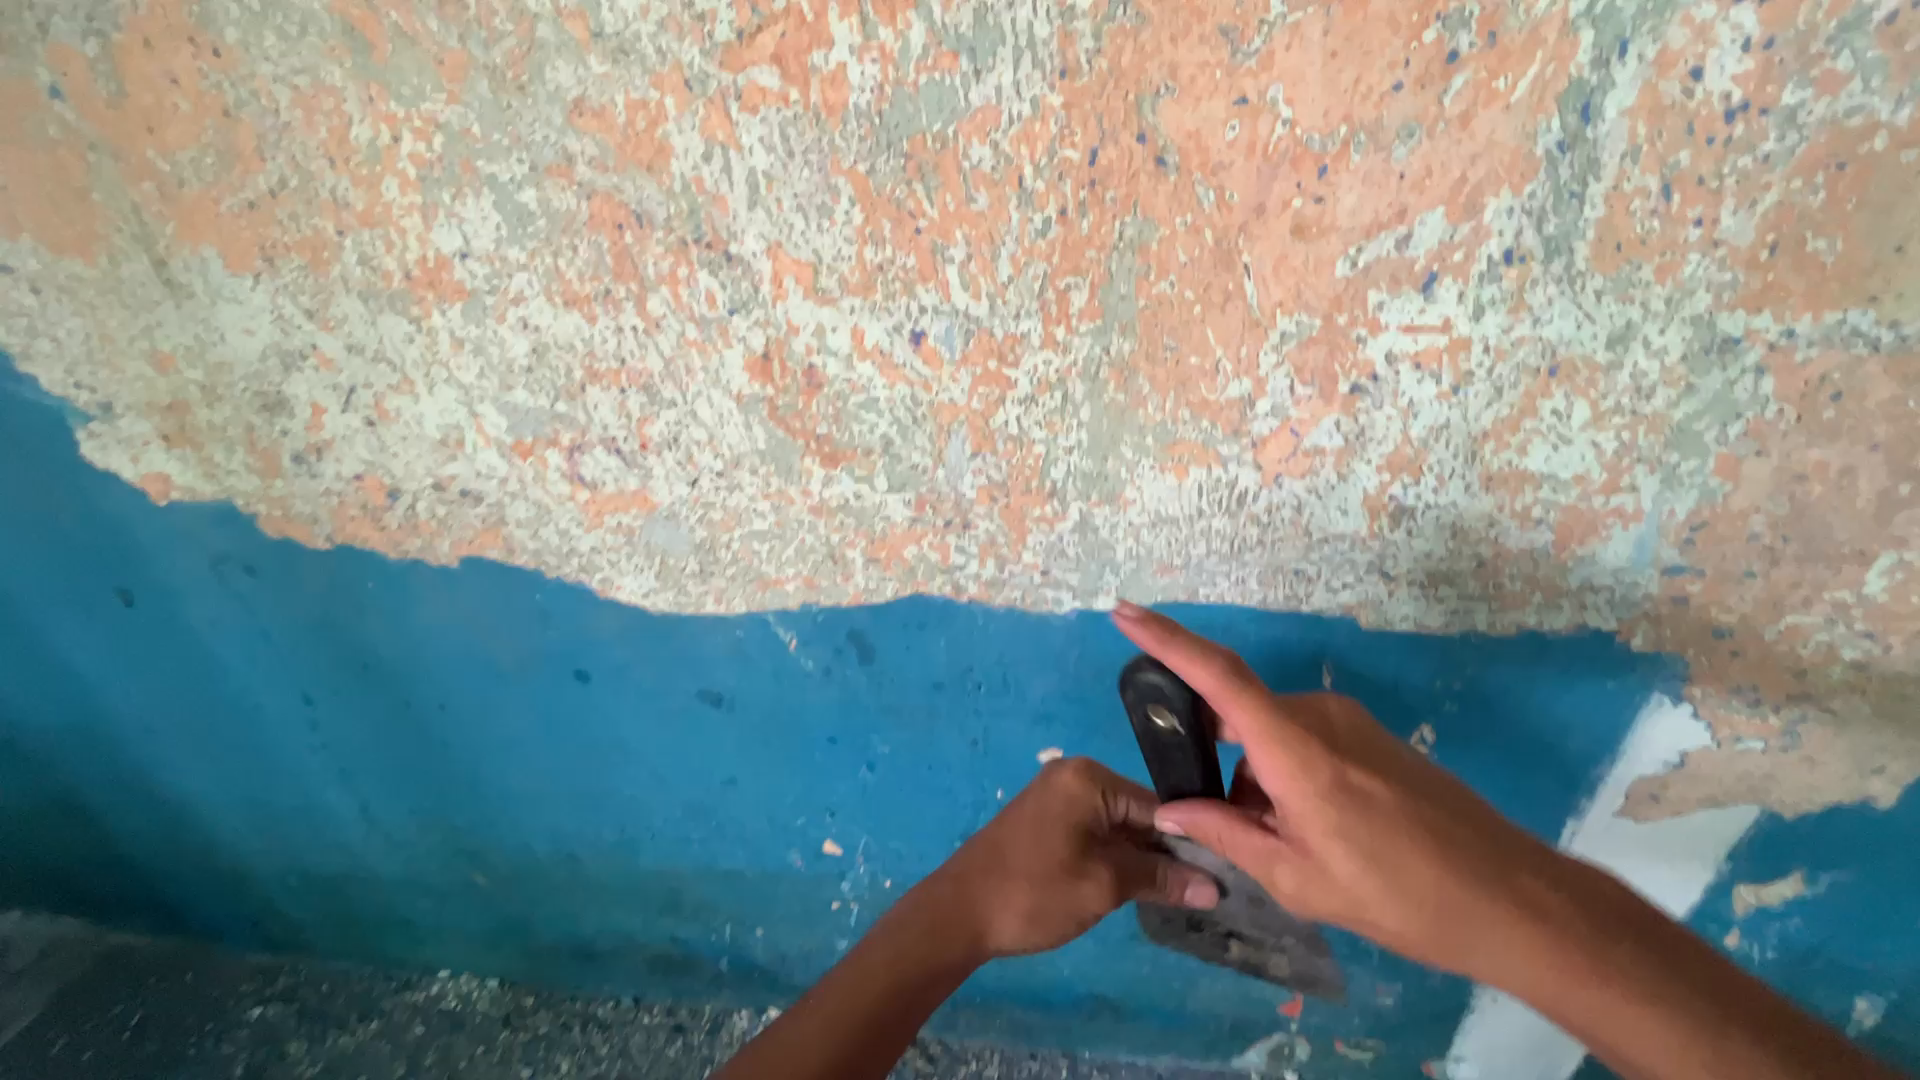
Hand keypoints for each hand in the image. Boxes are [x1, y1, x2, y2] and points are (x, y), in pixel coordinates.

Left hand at [920, 756, 1221, 958]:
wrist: (959, 912)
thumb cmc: (1034, 892)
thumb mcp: (1104, 885)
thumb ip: (1160, 878)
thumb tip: (1214, 887)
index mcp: (1089, 778)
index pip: (1158, 805)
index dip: (1191, 841)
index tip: (1224, 874)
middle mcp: (1074, 776)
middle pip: (1139, 812)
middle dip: (1166, 851)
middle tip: (1205, 890)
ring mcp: (1058, 796)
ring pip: (1119, 825)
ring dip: (1142, 857)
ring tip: (1179, 893)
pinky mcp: (1048, 820)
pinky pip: (1096, 831)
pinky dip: (1115, 856)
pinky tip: (1136, 885)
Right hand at [1112, 602, 1564, 979]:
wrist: (1512, 899)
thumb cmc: (1399, 896)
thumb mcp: (1298, 879)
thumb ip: (1225, 834)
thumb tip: (1170, 810)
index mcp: (1295, 750)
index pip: (1218, 676)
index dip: (1166, 640)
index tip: (1124, 612)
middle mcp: (1319, 717)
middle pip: (1238, 715)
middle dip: (1215, 757)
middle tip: (1215, 816)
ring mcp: (1349, 721)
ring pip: (1270, 732)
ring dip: (1254, 774)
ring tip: (1278, 841)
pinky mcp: (1369, 733)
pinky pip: (1302, 738)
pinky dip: (1283, 772)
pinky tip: (1309, 828)